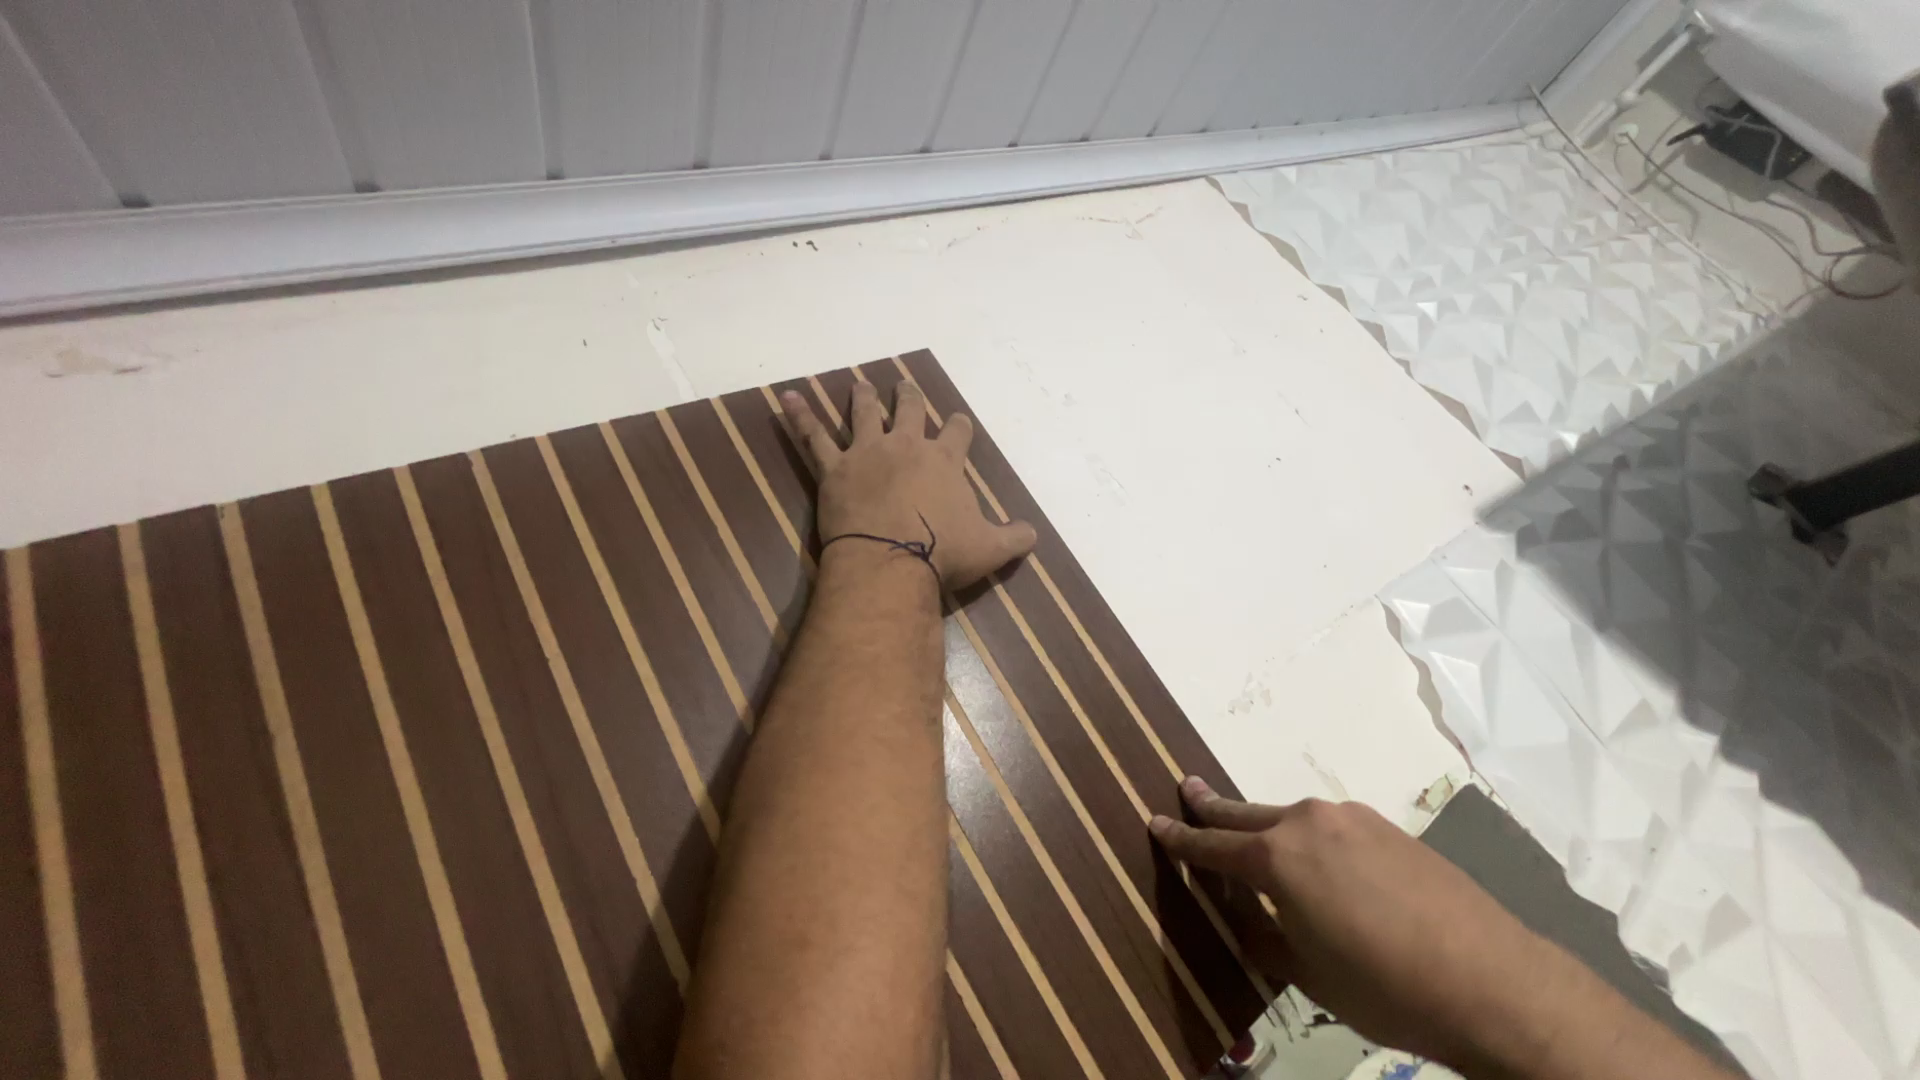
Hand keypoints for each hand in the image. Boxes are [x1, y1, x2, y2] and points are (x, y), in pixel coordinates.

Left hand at [781, 381, 1036, 590]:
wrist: (890, 561)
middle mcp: (906, 446)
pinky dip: (799, 416)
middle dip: (910, 397)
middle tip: (906, 387)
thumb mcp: (991, 549)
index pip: (956, 432)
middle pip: (910, 411)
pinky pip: (813, 437)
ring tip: (861, 386)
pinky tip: (786, 397)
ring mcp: (867, 453)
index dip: (957, 426)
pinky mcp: (833, 469)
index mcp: (944, 460)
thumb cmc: (942, 554)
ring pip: (864, 415)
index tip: (956, 422)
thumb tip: (1033, 533)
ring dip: (864, 399)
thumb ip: (1014, 537)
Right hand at [1151, 779, 1581, 1074]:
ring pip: (1290, 818)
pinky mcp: (1388, 829)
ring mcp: (1351, 820)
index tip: (1155, 822)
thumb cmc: (1383, 986)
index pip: (1211, 847)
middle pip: (1246, 813)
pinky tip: (1323, 864)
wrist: (1494, 982)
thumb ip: (1266, 938)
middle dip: (1213, 806)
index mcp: (1277, 859)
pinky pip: (1330, 827)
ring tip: (1256, 841)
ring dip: (1267, 826)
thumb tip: (1251, 920)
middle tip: (1188, 789)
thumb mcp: (1307, 974)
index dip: (1180, 839)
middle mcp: (1307, 823)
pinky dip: (1309, 837)